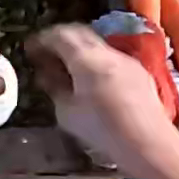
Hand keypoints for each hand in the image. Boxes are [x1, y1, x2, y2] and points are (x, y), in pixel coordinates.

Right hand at [27, 25, 178, 172]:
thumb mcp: (66, 112)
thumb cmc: (102, 130)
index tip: (30, 48)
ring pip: (97, 44)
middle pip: (79, 33)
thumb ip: (54, 87)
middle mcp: (107, 53)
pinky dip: (95, 60)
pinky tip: (91, 79)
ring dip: (79, 50)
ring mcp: (126, 60)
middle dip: (60, 39)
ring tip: (67, 67)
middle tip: (46, 53)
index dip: (42, 39)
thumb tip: (46, 74)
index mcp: (86, 59)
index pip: (59, 35)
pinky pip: (111, 57)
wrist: (149, 145)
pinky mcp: (139, 72)